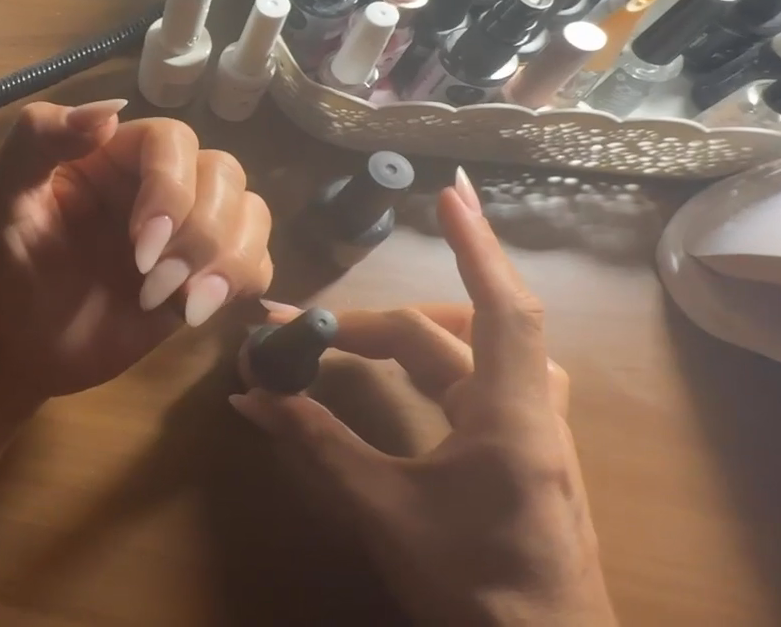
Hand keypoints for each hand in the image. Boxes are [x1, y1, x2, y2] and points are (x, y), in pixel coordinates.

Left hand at [0, 100, 273, 398]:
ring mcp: (184, 230)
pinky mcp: (203, 276)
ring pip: (250, 211)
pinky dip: (241, 281)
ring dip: (224, 257)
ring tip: (175, 301)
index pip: (172, 139)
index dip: (171, 186)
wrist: (19, 345)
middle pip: (223, 172)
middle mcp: (155, 183)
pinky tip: (193, 312)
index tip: (141, 244)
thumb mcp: (4, 195)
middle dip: (199, 231)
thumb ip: (39, 138)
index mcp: (111, 153)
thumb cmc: (5, 265)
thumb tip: (113, 108)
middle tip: (151, 281)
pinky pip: (257, 259)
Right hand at [230, 175, 614, 626]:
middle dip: (370, 324)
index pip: (501, 308)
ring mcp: (531, 437)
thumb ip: (314, 442)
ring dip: (412, 334)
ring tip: (355, 338)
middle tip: (301, 327)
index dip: (474, 245)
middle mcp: (527, 414)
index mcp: (508, 418)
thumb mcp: (381, 509)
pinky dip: (431, 365)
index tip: (447, 192)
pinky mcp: (522, 458)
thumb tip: (249, 393)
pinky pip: (477, 384)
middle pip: (451, 334)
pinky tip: (404, 379)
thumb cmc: (473, 587)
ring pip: (473, 354)